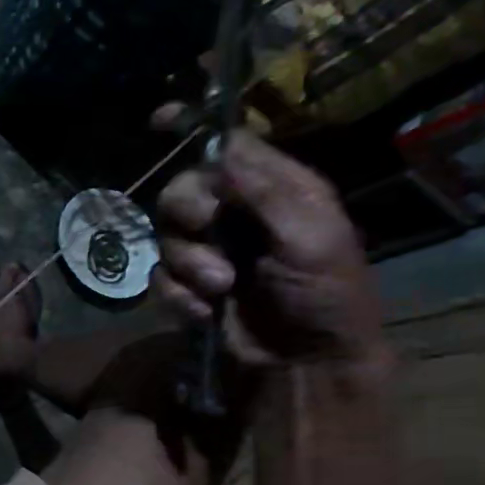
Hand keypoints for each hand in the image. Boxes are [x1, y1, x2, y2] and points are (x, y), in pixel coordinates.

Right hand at [153, 129, 388, 372]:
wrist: (304, 364)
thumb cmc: (326, 296)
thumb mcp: (310, 235)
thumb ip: (266, 190)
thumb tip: (221, 147)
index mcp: (274, 190)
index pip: (227, 147)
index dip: (194, 131)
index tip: (160, 120)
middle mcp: (235, 216)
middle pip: (182, 190)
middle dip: (188, 213)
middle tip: (208, 232)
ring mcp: (207, 253)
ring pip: (164, 236)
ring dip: (187, 263)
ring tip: (218, 288)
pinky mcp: (186, 288)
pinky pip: (158, 278)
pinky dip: (177, 295)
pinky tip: (204, 311)